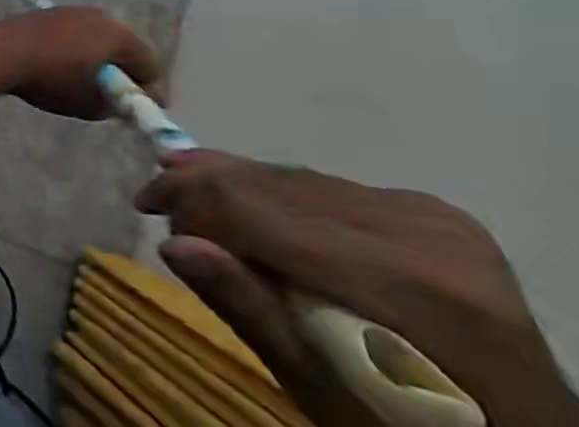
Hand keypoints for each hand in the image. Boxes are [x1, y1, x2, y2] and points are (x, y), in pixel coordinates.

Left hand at [0, 6, 162, 119]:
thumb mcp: (90, 105)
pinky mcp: (43, 13)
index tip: (147, 110)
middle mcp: (98, 16)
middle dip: (122, 72)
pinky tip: (60, 66)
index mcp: (118, 35)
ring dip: (96, 59)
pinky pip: (70, 35)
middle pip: (122, 48)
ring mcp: (68, 10)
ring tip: (87, 83)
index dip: (150, 91)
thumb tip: (122, 104)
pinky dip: (72, 51)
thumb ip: (116, 107)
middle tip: (118, 96)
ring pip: (94, 39)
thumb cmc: (49, 79)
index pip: (148, 65)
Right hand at [136, 150, 578, 426]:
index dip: (188, 198)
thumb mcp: (322, 389)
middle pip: (272, 183)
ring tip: (182, 188)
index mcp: (405, 286)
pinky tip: (244, 197)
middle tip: (152, 200)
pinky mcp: (435, 213)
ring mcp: (435, 218)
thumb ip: (252, 311)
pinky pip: (324, 186)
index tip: (142, 207)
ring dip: (233, 184)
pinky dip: (274, 191)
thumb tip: (173, 246)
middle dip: (202, 187)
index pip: (258, 207)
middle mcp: (424, 235)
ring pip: (292, 177)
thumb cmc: (403, 424)